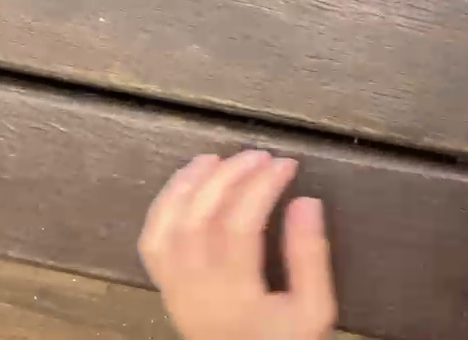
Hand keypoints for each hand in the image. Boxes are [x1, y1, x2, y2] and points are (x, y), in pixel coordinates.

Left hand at [139, 151, 336, 339]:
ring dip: (190, 183)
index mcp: (236, 300)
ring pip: (169, 226)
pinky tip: (186, 183)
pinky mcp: (166, 288)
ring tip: (217, 158)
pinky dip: (165, 204)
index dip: (261, 186)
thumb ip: (311, 257)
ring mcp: (175, 291)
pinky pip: (153, 241)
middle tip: (259, 155)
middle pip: (200, 219)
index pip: (240, 227)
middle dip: (230, 176)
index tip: (286, 164)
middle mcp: (197, 293)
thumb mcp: (314, 311)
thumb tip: (306, 202)